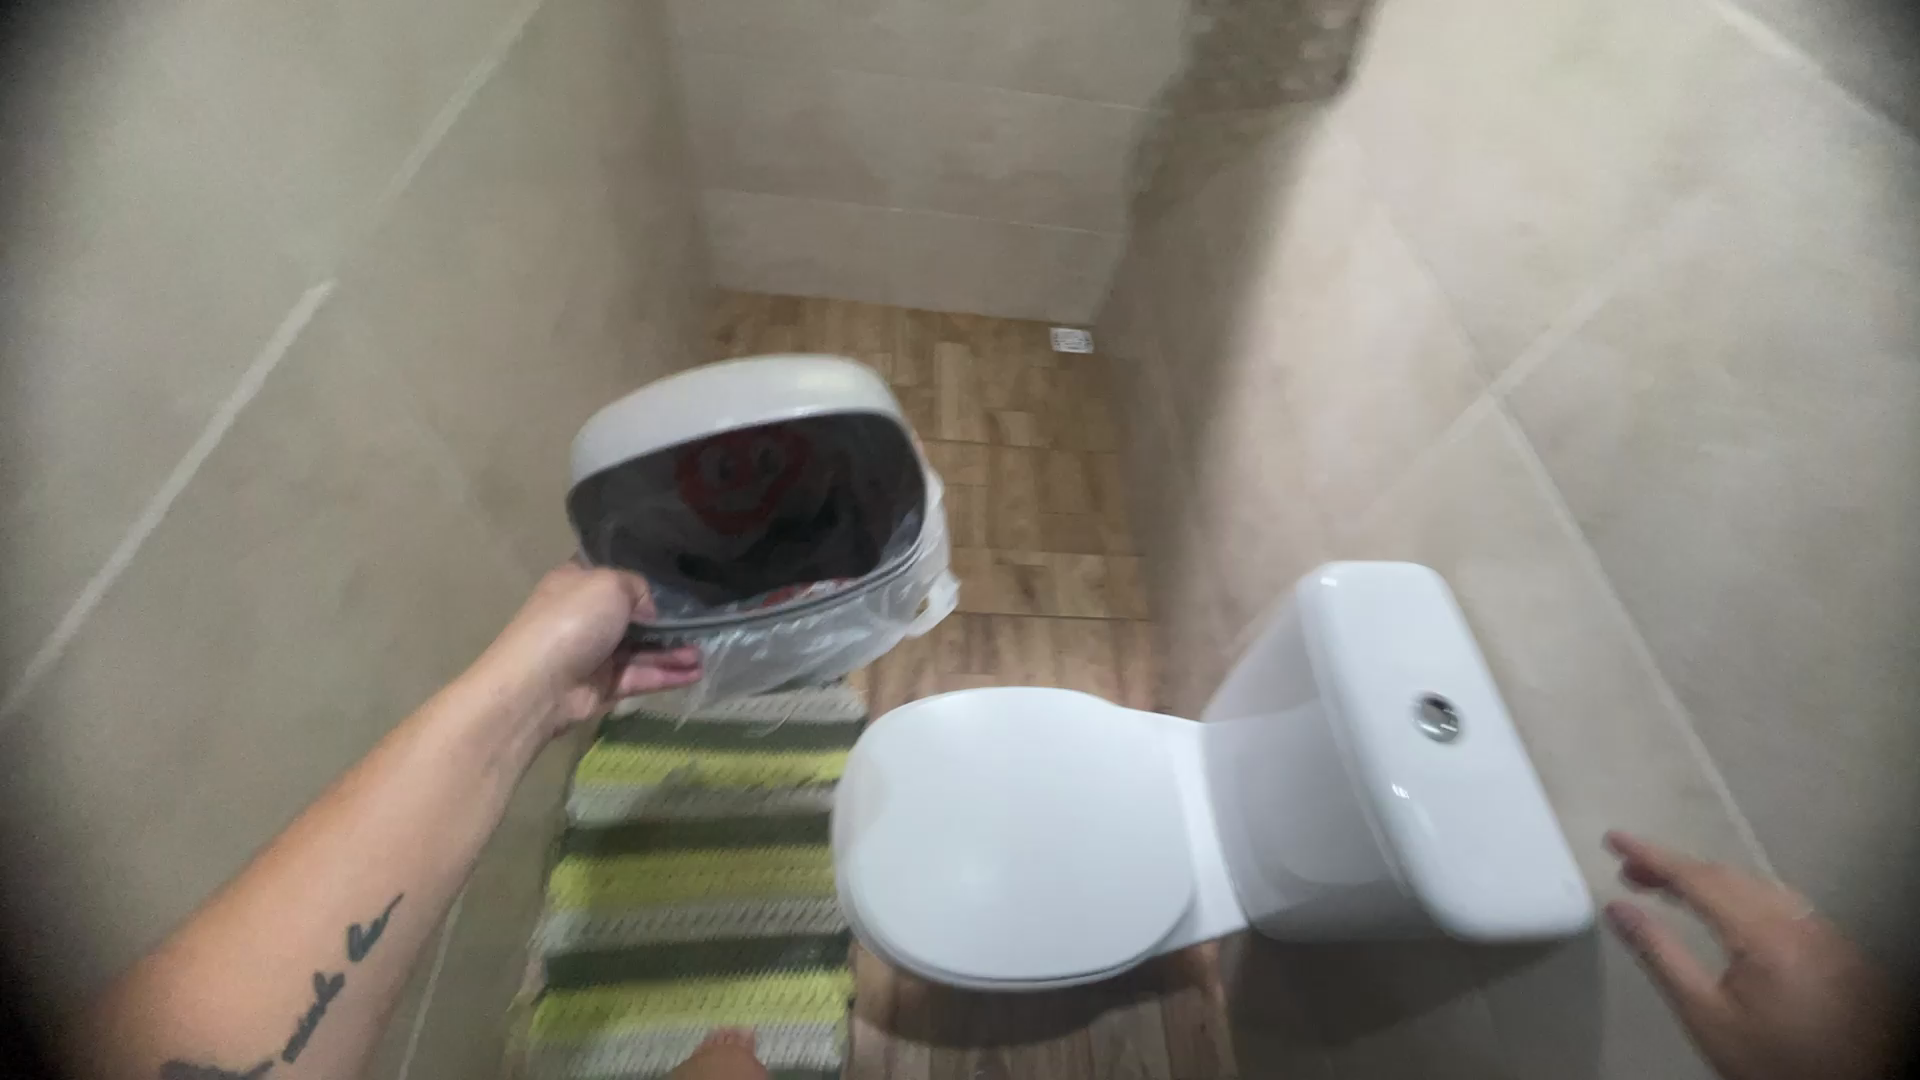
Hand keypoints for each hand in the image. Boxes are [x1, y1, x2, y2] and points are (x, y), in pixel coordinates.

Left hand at [471, 561, 701, 735]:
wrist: (539, 684)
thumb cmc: (572, 621)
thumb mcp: (611, 583)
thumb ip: (639, 589)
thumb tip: (649, 614)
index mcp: (578, 584)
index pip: (612, 574)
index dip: (640, 577)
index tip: (674, 579)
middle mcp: (587, 616)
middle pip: (635, 615)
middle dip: (667, 621)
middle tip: (700, 623)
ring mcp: (596, 652)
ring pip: (643, 649)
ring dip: (674, 651)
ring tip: (704, 654)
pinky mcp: (605, 684)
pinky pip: (642, 676)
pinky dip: (668, 674)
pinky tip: (695, 673)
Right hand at [1603, 831, 1901, 1079]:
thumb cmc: (1772, 1059)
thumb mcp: (1704, 1013)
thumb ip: (1659, 953)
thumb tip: (1616, 907)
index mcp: (1767, 938)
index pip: (1698, 879)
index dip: (1651, 855)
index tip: (1613, 839)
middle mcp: (1804, 930)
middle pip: (1729, 878)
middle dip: (1674, 867)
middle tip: (1629, 872)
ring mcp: (1832, 943)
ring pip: (1760, 888)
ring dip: (1709, 879)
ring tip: (1670, 888)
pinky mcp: (1846, 960)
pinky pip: (1784, 906)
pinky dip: (1742, 895)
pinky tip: (1727, 910)